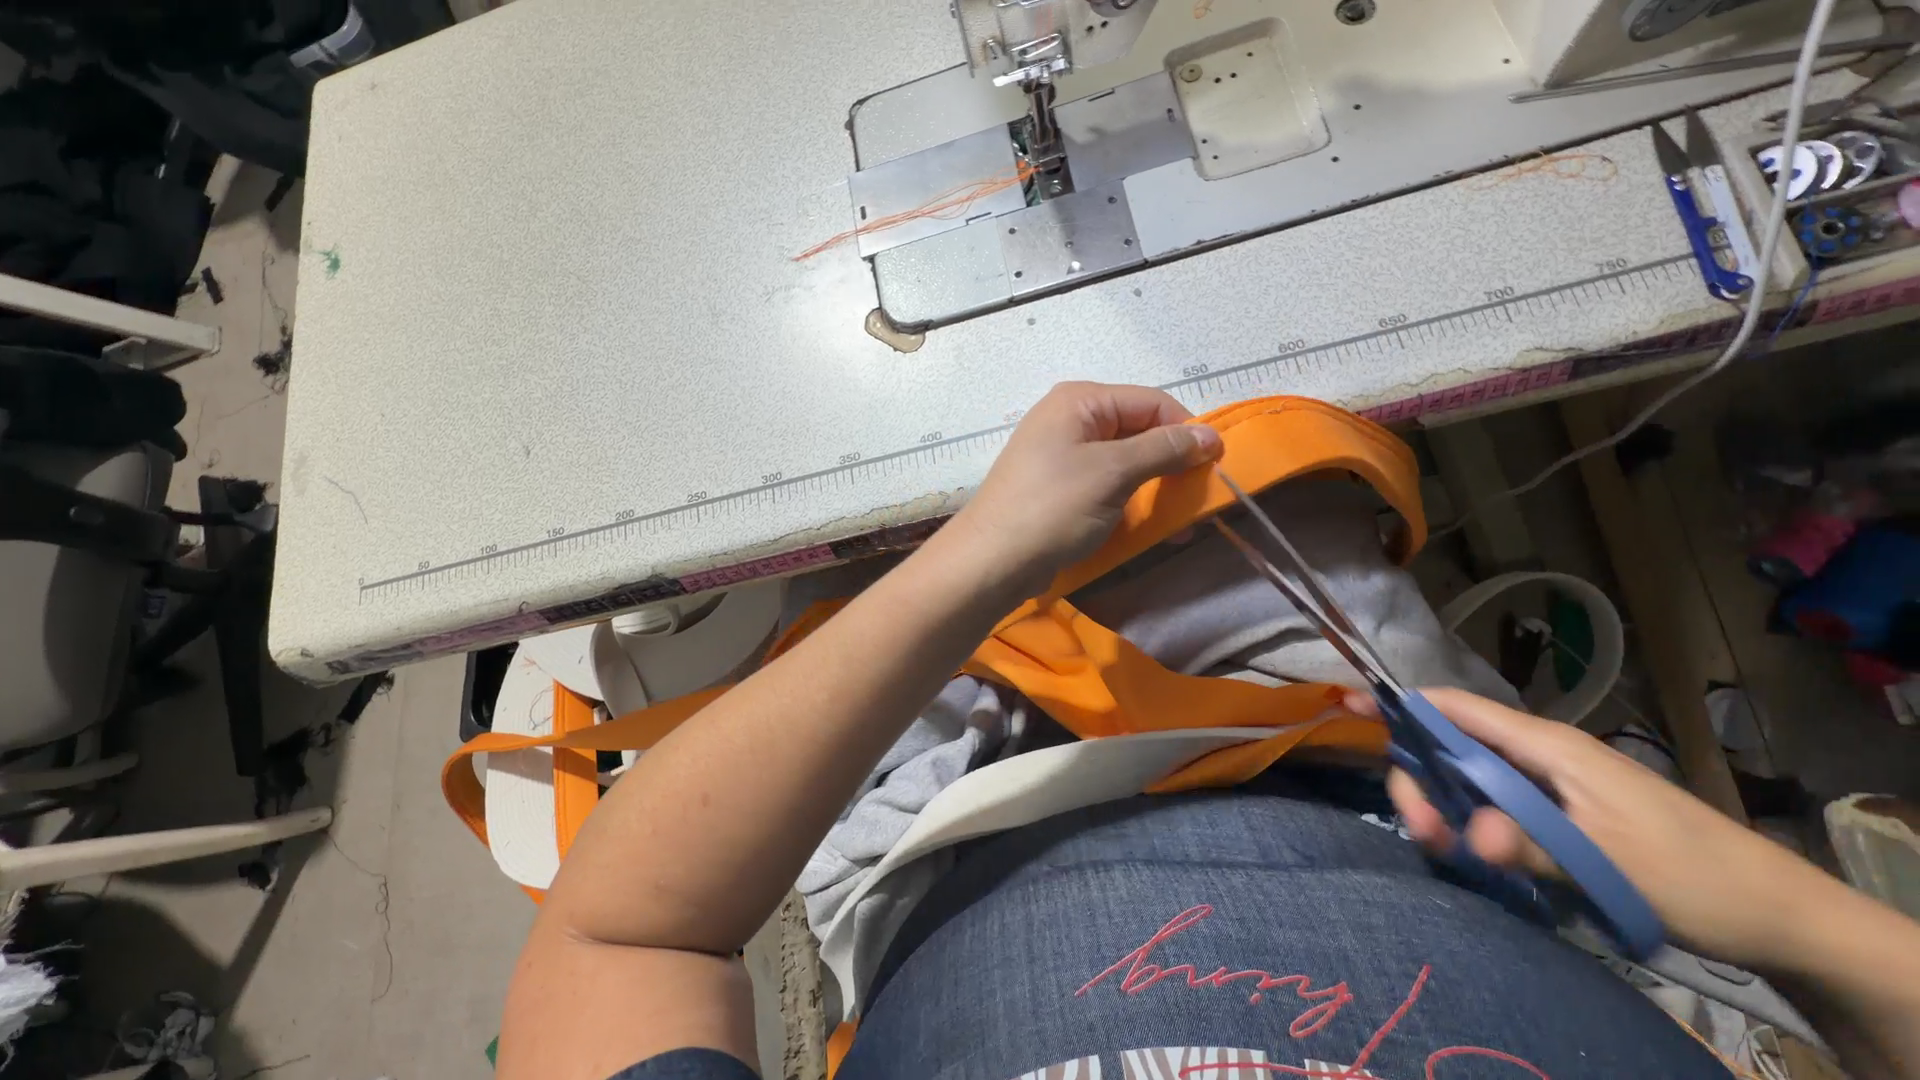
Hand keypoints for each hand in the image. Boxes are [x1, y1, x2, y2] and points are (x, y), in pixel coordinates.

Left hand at [942, 382, 1221, 598]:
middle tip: (1199, 497)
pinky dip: (1132, 503)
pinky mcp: (1061, 490)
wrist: (992, 561)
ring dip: (1156, 488)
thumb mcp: (1113, 472)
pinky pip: (1108, 486)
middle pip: (1140, 430)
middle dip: (1173, 462)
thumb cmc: (1052, 508)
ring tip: (1180, 522)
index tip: (1215, 466)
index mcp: (1080, 401)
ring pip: (1126, 462)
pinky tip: (1152, 528)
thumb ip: (1163, 450)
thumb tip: (1210, 437)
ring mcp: (1063, 456)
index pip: (1152, 402)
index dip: (1187, 430)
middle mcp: (1071, 420)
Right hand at [1351, 687, 1840, 969]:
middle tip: (1427, 838)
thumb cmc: (1691, 873)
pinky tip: (1474, 855)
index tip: (1348, 704)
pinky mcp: (1554, 815)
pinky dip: (1469, 824)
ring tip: (1451, 853)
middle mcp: (1537, 755)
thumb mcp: (1607, 863)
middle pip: (1450, 749)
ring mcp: (1546, 785)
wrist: (1773, 912)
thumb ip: (1528, 845)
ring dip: (1444, 810)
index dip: (1400, 702)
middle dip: (1421, 783)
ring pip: (1466, 780)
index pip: (1455, 707)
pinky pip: (1490, 806)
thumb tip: (1464, 833)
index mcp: (1546, 746)